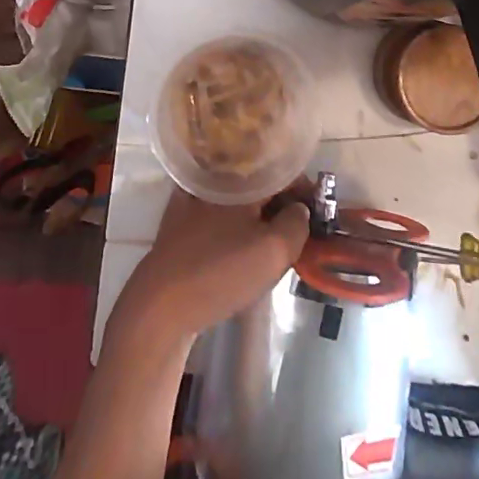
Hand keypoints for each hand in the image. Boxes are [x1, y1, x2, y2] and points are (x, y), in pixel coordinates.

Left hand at [114, 187, 308, 343]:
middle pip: (257, 185)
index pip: (281, 174)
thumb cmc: (221, 272)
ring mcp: (190, 203)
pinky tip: (238, 247)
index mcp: (239, 182)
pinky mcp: (176, 225)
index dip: (304, 190)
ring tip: (271, 242)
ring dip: (256, 216)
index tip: (317, 212)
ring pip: (235, 201)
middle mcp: (213, 183)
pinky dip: (232, 226)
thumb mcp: (275, 250)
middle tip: (297, 231)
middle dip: (280, 203)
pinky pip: (215, 216)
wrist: (160, 304)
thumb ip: (296, 224)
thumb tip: (299, 209)